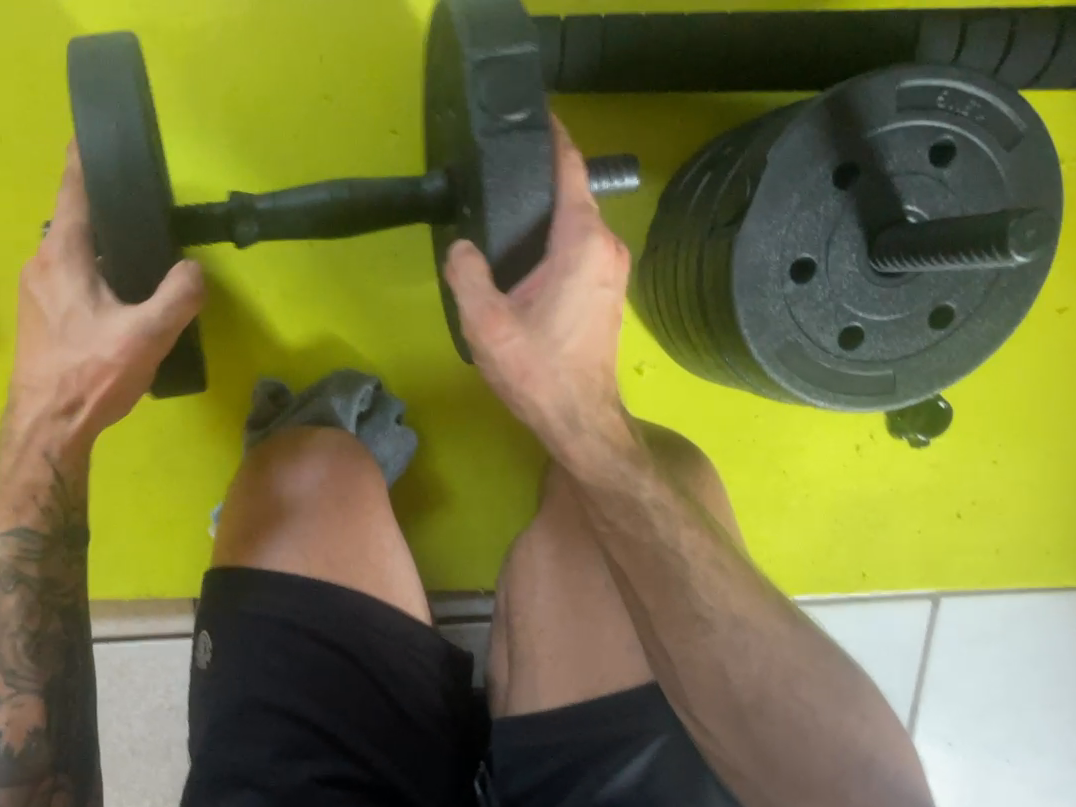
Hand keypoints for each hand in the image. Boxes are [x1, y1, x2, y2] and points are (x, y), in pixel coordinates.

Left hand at [9, 143, 205, 445]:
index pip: (73, 188)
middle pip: (76, 225)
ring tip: (137, 266)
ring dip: (101, 256)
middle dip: (105, 218)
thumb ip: (178, 296)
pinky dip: (91, 281)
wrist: (48, 427)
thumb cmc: (91, 373)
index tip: (94, 137)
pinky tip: (116, 307)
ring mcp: (35, 294)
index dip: (85, 159)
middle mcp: (40, 264)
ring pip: (72, 258)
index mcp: (62, 253)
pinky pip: (67, 284)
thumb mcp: (148, 335)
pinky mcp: (37, 321)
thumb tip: (194, 272)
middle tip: (143, 219)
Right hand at [443, 118, 635, 462]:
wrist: (578, 419)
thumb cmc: (536, 371)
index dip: (552, 138)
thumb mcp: (485, 323)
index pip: (570, 169)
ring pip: (578, 227)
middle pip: (574, 196)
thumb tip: (462, 249)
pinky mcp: (608, 294)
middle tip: (498, 178)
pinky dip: (557, 245)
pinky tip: (527, 261)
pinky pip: (581, 251)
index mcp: (582, 242)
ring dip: (547, 219)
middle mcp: (607, 247)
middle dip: (541, 182)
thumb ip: (467, 275)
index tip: (531, 118)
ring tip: (506, 218)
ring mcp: (613, 272)